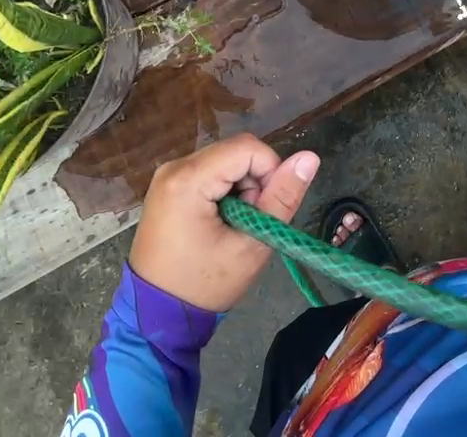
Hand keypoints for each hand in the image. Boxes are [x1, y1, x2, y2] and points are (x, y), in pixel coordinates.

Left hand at [128, 134, 319, 311]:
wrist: (155, 318)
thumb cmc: (204, 284)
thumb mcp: (252, 244)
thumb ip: (282, 197)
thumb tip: (310, 157)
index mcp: (188, 178)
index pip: (248, 148)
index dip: (269, 173)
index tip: (264, 211)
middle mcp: (174, 167)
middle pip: (236, 152)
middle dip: (254, 183)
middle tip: (248, 222)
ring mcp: (168, 176)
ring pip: (226, 161)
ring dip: (241, 187)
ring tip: (233, 225)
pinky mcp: (168, 186)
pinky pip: (210, 171)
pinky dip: (225, 190)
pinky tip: (219, 222)